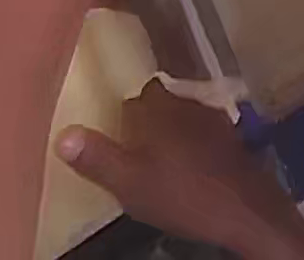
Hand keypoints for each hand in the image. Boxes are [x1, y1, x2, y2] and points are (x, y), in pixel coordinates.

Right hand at [56, 80, 303, 259]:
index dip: (123, 117)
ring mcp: (207, 113)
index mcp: (153, 108)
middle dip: (148, 117)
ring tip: (163, 155)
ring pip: (181, 111)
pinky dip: (195, 138)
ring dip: (172, 126)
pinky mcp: (228, 130)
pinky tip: (193, 160)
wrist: (240, 204)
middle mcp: (180, 100)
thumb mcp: (129, 183)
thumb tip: (63, 133)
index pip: (131, 100)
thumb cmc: (179, 192)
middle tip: (138, 146)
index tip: (117, 134)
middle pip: (157, 101)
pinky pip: (202, 127)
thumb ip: (97, 157)